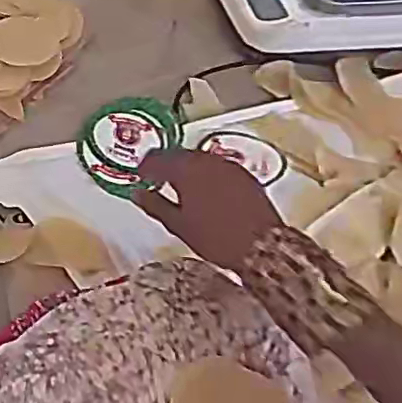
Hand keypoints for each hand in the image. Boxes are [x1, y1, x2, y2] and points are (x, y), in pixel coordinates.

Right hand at [133, 148, 284, 270]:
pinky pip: (218, 167)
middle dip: (165, 165)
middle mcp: (207, 161)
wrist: (263, 247)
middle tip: (156, 180)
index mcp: (186, 169)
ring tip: (179, 187)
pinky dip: (206, 174)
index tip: (140, 176)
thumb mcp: (178, 224)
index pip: (157, 158)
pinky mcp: (244, 175)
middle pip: (178, 154)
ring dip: (186, 169)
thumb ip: (154, 204)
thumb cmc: (218, 237)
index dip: (144, 167)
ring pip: (199, 159)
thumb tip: (138, 195)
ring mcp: (228, 166)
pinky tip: (205, 191)